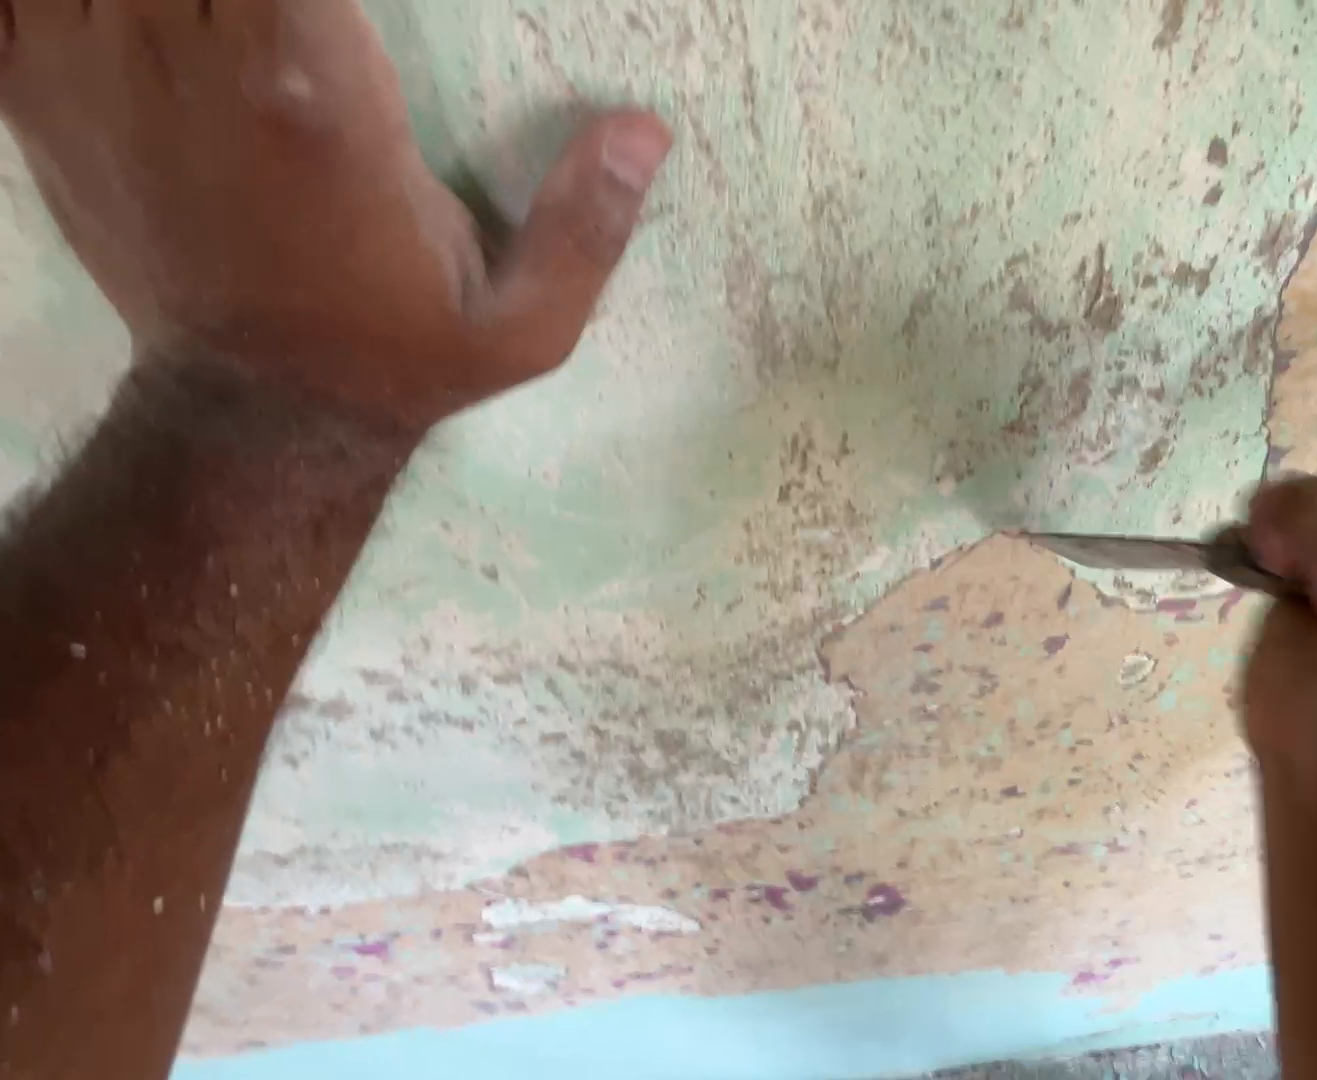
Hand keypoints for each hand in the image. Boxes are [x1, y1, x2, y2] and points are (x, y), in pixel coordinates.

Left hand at [0, 0, 670, 430]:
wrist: (269, 409)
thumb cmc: (412, 359)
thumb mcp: (531, 326)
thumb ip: (585, 228)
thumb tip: (648, 131)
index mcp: (323, 103)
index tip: (372, 19)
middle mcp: (198, 63)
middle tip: (333, 37)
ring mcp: (96, 66)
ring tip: (275, 44)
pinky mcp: (41, 85)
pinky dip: (111, 3)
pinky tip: (180, 35)